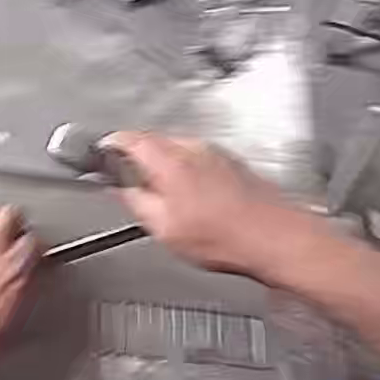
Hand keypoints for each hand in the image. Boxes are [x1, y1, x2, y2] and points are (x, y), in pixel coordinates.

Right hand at [103, 132, 332, 282]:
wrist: (277, 240)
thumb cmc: (226, 237)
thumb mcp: (163, 228)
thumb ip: (135, 202)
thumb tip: (120, 189)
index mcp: (170, 161)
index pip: (131, 139)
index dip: (111, 144)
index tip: (102, 151)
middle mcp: (194, 149)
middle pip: (153, 142)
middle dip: (136, 157)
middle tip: (126, 178)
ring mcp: (216, 153)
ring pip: (175, 149)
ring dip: (161, 164)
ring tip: (160, 195)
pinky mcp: (231, 163)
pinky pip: (195, 158)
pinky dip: (183, 170)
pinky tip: (188, 198)